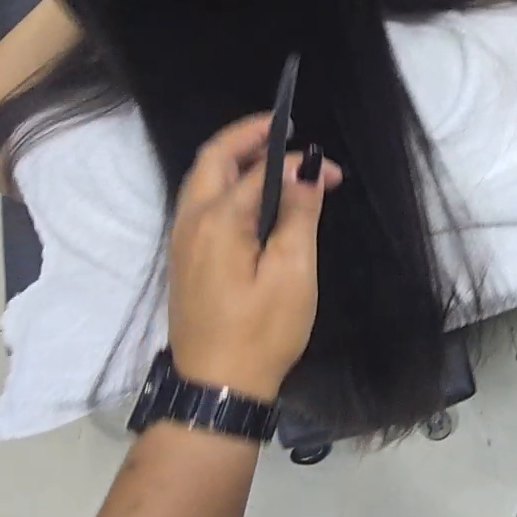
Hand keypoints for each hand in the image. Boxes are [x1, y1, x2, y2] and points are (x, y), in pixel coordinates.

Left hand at [165, 114, 342, 400]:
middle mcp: (191, 221)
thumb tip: (307, 170)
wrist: (217, 389)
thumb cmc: (260, 332)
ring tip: (274, 153)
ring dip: (236, 158)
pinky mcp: (187, 258)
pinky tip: (256, 195)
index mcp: (217, 220)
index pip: (259, 170)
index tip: (332, 170)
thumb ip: (299, 215)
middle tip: (284, 127)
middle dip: (248, 136)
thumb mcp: (293, 273)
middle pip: (213, 159)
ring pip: (203, 179)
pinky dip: (229, 183)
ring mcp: (183, 240)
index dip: (296, 161)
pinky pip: (203, 203)